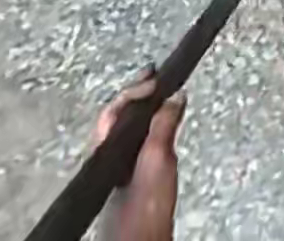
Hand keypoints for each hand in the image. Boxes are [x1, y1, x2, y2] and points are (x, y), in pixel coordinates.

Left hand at [90, 72, 186, 240]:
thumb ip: (164, 126)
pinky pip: (137, 143)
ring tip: (161, 95)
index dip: (136, 89)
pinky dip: (149, 127)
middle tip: (155, 74)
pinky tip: (161, 129)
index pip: (116, 108)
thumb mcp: (158, 159)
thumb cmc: (144, 209)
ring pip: (127, 130)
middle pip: (119, 117)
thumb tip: (174, 97)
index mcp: (108, 150)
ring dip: (143, 110)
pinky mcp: (131, 181)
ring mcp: (119, 171)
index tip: (158, 78)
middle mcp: (109, 159)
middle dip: (138, 94)